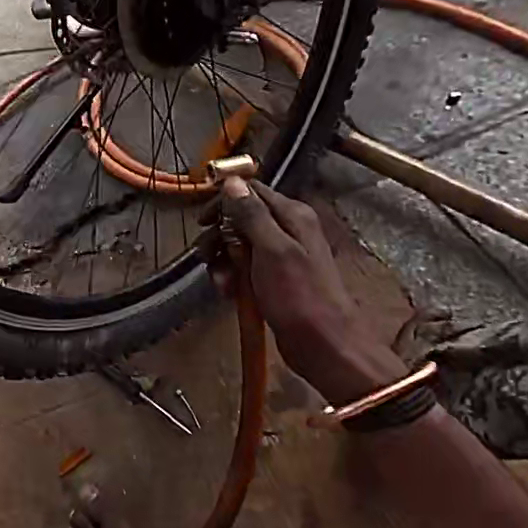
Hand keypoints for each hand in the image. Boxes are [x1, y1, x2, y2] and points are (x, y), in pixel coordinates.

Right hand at [212, 178, 408, 403]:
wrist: (324, 345)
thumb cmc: (298, 295)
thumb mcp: (272, 250)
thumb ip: (252, 215)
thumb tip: (232, 181)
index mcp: (292, 215)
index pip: (250, 191)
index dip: (223, 203)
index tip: (203, 223)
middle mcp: (288, 229)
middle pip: (241, 218)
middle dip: (220, 237)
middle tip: (207, 256)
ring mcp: (282, 255)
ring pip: (240, 244)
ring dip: (224, 261)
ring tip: (221, 282)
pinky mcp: (276, 278)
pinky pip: (246, 268)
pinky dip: (234, 277)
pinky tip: (231, 293)